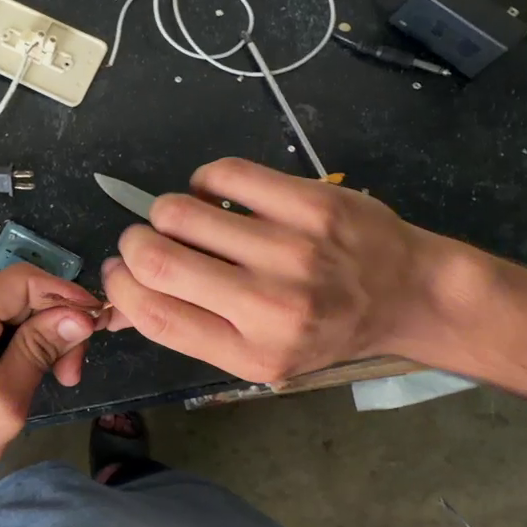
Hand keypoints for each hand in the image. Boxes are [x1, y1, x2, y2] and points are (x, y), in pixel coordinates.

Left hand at [0, 264, 103, 514]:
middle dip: (53, 324)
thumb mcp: (3, 404)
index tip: (97, 323)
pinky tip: (29, 373)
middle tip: (72, 373)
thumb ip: (38, 351)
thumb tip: (80, 315)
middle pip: (15, 295)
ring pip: (7, 310)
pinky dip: (17, 344)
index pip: (20, 281)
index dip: (64, 294)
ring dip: (38, 337)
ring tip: (57, 378)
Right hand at [102, 158, 465, 381]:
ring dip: (167, 212)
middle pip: (156, 261)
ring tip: (191, 221)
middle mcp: (272, 306)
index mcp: (252, 352)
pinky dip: (204, 181)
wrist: (409, 295)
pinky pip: (222, 174)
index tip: (119, 271)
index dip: (119, 286)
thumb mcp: (256, 352)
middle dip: (133, 244)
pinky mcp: (311, 203)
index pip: (153, 314)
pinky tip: (220, 197)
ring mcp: (294, 250)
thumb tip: (116, 300)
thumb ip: (188, 326)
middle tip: (146, 241)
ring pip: (180, 212)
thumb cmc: (323, 329)